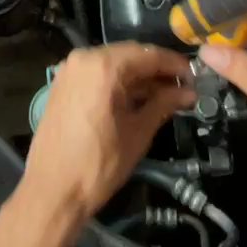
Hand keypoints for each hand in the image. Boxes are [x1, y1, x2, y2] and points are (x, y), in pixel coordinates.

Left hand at [21, 43, 195, 218]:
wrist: (52, 191)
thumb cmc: (99, 164)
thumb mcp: (138, 133)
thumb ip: (163, 104)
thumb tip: (187, 92)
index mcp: (103, 66)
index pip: (148, 54)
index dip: (174, 64)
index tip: (194, 75)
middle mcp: (84, 57)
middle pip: (130, 55)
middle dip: (156, 69)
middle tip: (182, 86)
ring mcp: (70, 69)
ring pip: (113, 64)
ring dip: (138, 76)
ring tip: (164, 94)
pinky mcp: (63, 83)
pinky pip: (97, 73)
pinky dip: (118, 82)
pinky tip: (137, 98)